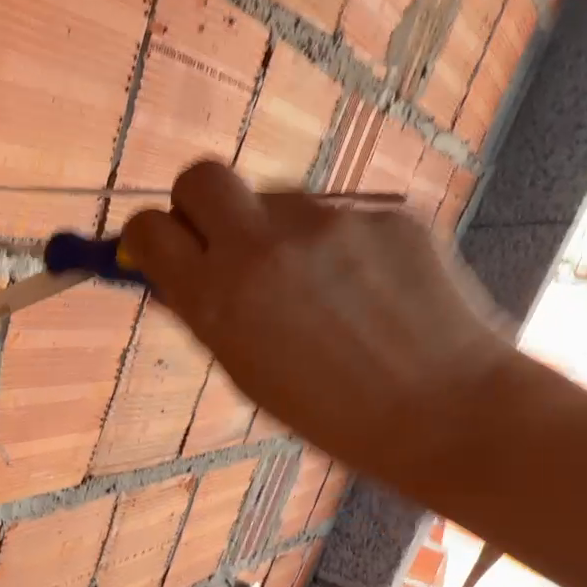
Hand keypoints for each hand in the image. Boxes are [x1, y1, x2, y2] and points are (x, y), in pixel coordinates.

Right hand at [122, 162, 520, 475]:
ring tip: (313, 284)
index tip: (160, 249)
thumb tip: (172, 272)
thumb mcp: (237, 365)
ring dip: (275, 229)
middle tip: (219, 237)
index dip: (148, 235)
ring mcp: (328, 221)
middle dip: (198, 202)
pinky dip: (335, 244)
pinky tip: (362, 288)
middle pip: (201, 177)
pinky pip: (337, 215)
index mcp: (214, 295)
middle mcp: (262, 245)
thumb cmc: (320, 408)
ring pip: (276, 199)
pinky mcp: (385, 212)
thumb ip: (201, 309)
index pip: (147, 227)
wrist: (438, 407)